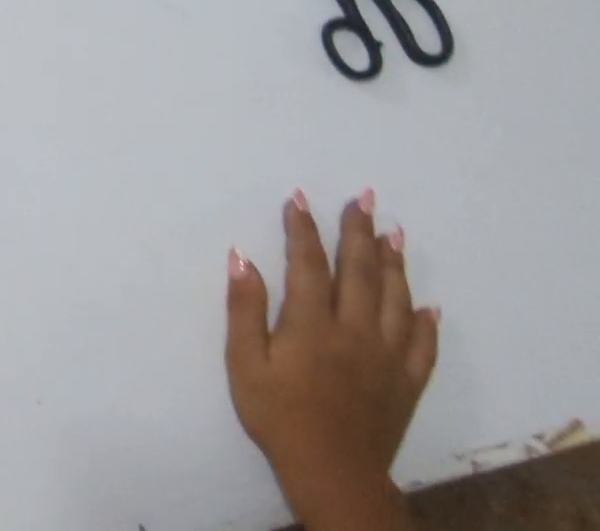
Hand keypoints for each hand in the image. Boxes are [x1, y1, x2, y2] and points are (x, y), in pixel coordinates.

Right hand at [226, 190, 439, 527]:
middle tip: (363, 198)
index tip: (298, 198)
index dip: (303, 229)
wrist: (331, 468)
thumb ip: (244, 308)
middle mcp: (356, 331)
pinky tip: (424, 301)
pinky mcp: (406, 380)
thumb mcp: (244, 360)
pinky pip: (422, 342)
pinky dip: (424, 318)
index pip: (308, 264)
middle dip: (358, 232)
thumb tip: (242, 258)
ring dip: (393, 262)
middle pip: (360, 272)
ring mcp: (387, 356)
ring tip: (393, 232)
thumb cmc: (276, 411)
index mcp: (312, 324)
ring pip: (395, 298)